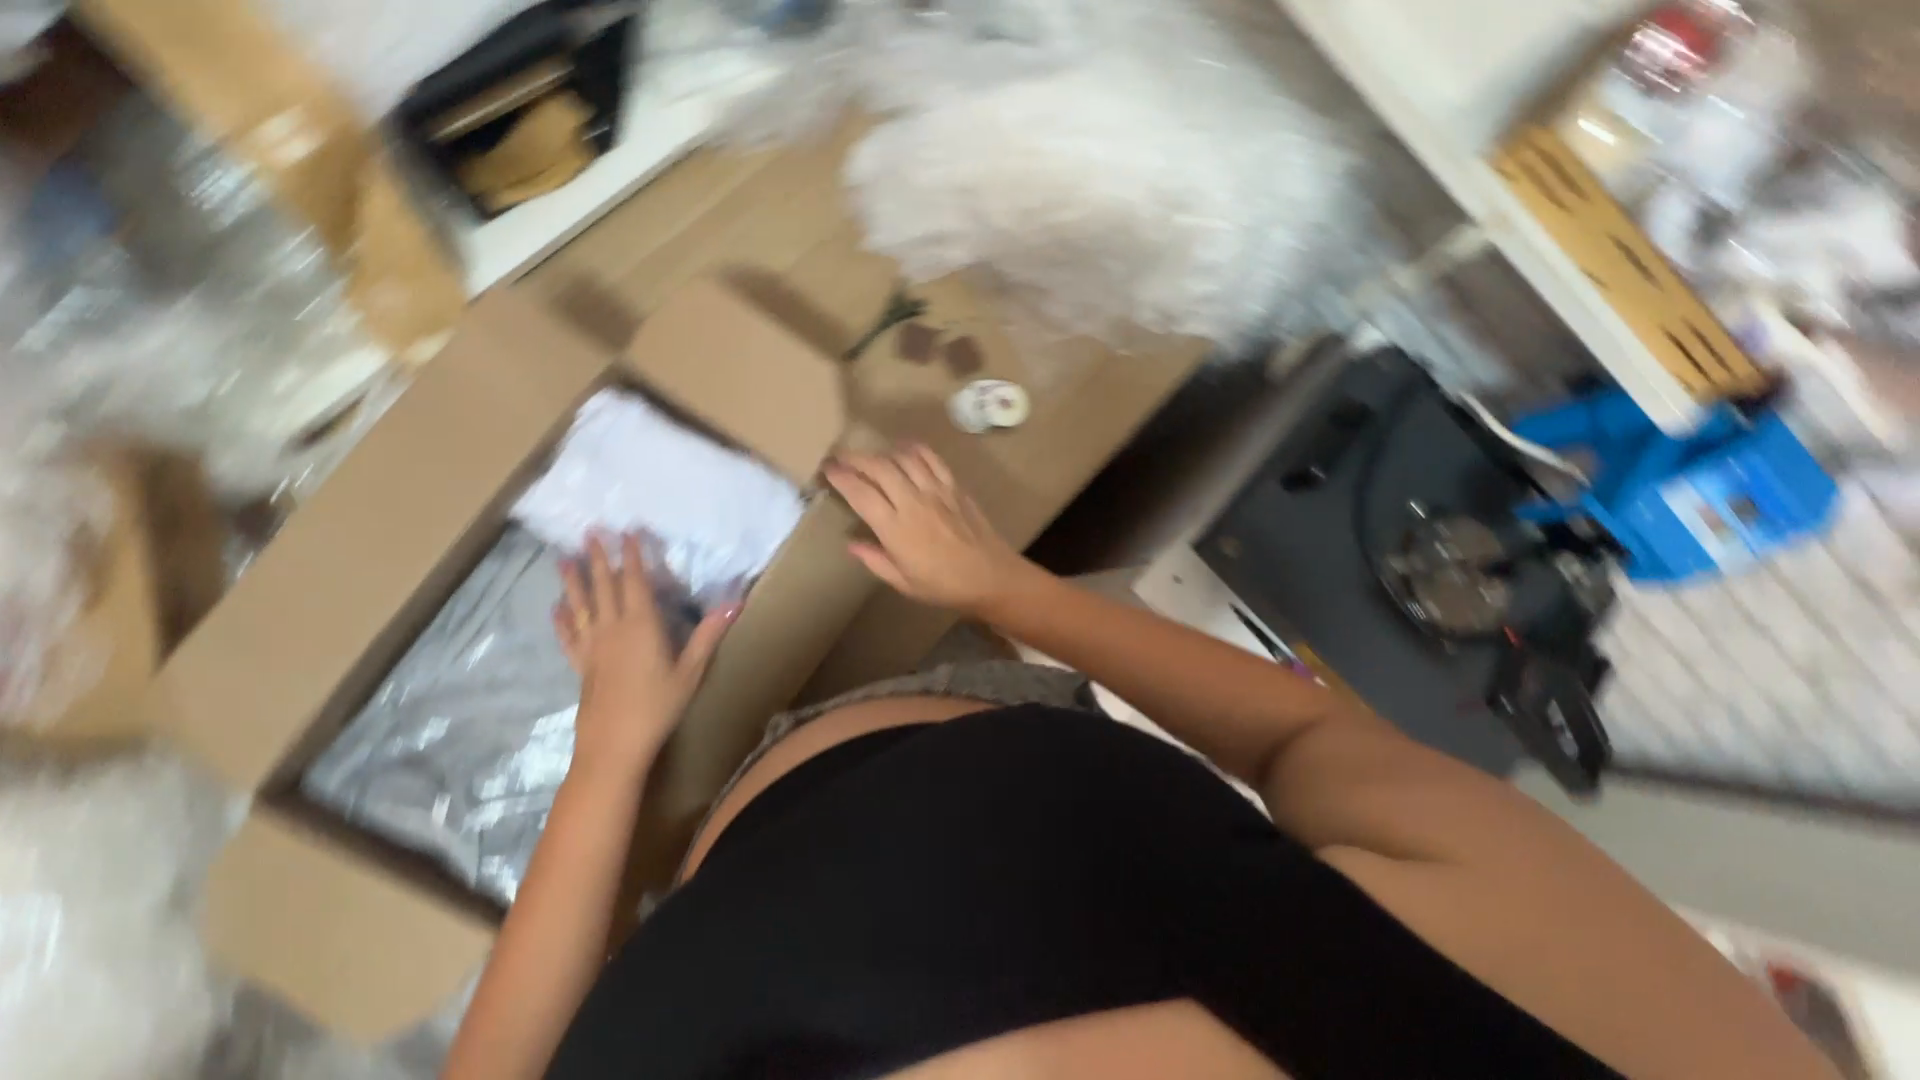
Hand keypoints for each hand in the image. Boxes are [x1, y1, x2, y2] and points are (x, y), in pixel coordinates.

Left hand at [553, 533, 735, 777]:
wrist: (614, 744)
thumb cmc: (658, 706)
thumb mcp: (690, 671)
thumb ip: (708, 635)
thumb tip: (736, 602)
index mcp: (641, 625)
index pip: (634, 581)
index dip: (631, 556)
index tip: (627, 532)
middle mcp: (612, 628)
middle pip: (603, 586)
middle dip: (598, 558)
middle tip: (590, 532)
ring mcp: (592, 646)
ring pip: (580, 605)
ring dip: (572, 581)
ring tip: (563, 559)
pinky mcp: (580, 665)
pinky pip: (568, 636)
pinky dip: (562, 620)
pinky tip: (556, 609)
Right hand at [825, 445, 1040, 616]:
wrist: (990, 577)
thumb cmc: (943, 586)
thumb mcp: (903, 582)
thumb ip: (875, 559)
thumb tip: (852, 543)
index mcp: (895, 528)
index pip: (860, 493)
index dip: (841, 478)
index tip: (828, 470)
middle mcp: (913, 502)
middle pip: (879, 468)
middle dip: (856, 458)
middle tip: (841, 457)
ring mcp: (936, 491)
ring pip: (903, 459)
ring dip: (883, 453)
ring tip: (871, 456)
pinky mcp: (954, 487)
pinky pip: (932, 460)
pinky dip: (915, 450)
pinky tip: (905, 449)